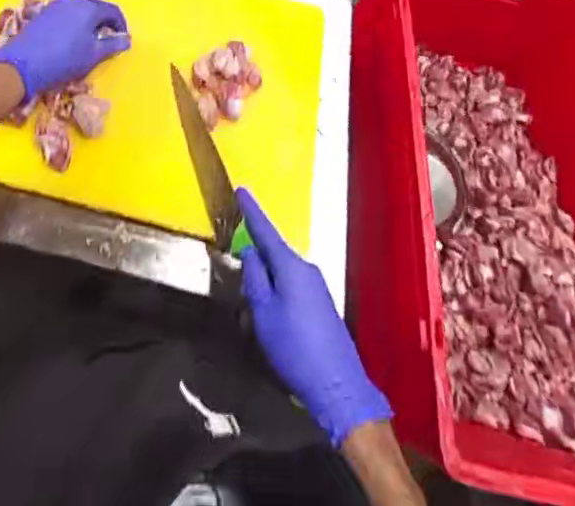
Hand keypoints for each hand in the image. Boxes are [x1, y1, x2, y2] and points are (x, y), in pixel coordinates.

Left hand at [0, 0, 130, 100]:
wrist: (20, 67)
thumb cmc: (63, 61)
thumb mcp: (92, 56)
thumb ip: (112, 45)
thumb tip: (125, 39)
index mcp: (88, 7)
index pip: (112, 11)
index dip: (121, 25)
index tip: (121, 40)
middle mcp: (72, 0)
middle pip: (96, 7)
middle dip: (104, 23)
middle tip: (106, 41)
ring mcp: (55, 5)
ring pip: (79, 10)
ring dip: (88, 23)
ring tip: (89, 42)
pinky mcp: (42, 13)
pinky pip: (66, 14)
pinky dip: (73, 23)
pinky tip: (70, 40)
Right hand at [238, 187, 390, 445]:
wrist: (337, 384)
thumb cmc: (294, 346)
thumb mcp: (263, 311)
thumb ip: (254, 277)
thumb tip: (250, 252)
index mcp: (291, 266)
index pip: (266, 231)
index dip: (251, 211)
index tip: (241, 190)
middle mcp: (306, 270)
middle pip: (274, 253)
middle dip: (255, 256)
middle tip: (237, 265)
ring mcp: (316, 287)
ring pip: (282, 272)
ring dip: (265, 280)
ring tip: (252, 303)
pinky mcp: (320, 304)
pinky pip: (291, 286)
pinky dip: (276, 290)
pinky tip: (270, 314)